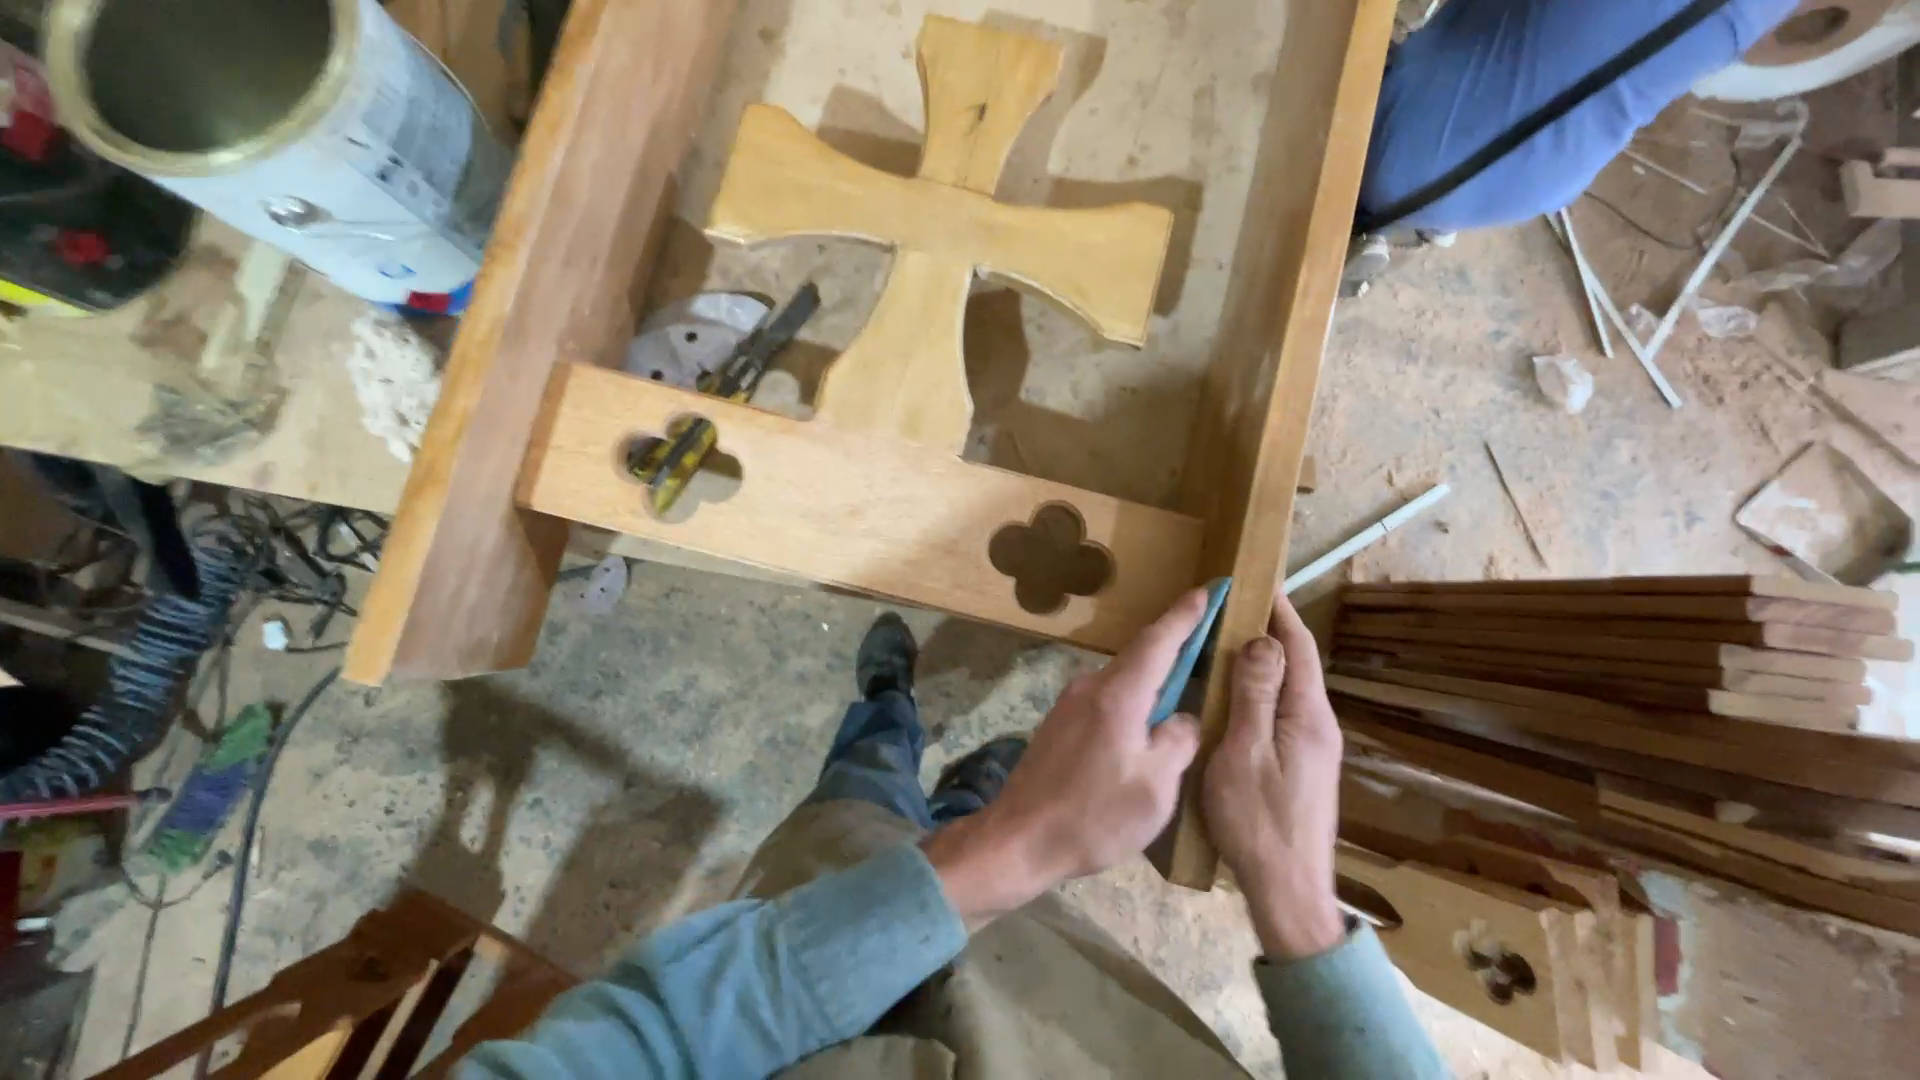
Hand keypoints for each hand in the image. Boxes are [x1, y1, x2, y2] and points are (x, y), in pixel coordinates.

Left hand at [924, 589, 1207, 928]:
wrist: (1019, 839)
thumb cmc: (1093, 815)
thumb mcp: (1155, 785)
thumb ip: (1178, 741)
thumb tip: (1184, 718)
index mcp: (1118, 694)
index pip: (1159, 640)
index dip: (1187, 614)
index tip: (1209, 589)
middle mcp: (1090, 687)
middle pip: (1140, 657)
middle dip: (1175, 644)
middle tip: (1210, 638)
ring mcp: (1069, 705)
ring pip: (1122, 682)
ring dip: (1154, 680)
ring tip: (1186, 689)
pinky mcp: (1059, 726)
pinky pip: (1106, 701)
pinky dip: (1133, 702)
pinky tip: (1146, 726)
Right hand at [1202, 590, 1345, 959]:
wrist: (1288, 890)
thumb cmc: (1258, 819)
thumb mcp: (1245, 752)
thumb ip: (1255, 695)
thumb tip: (1263, 638)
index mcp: (1308, 716)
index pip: (1299, 648)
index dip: (1281, 611)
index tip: (1261, 579)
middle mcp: (1318, 726)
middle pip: (1297, 665)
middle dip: (1269, 631)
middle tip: (1232, 606)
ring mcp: (1312, 749)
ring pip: (1287, 690)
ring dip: (1262, 661)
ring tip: (1225, 641)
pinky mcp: (1300, 766)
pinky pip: (1280, 712)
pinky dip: (1258, 690)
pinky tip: (1231, 695)